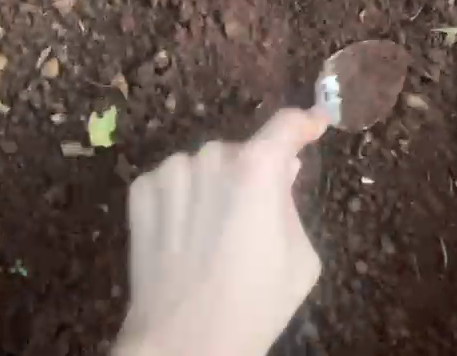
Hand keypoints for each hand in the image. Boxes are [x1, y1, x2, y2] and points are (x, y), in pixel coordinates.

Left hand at [115, 108, 327, 355]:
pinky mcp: (141, 189)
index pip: (285, 126)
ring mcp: (172, 170)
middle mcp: (212, 155)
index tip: (314, 123)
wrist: (185, 343)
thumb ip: (291, 205)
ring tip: (212, 238)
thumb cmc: (255, 304)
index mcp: (257, 168)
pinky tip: (182, 238)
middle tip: (252, 220)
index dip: (304, 123)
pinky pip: (170, 184)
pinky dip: (179, 201)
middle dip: (250, 176)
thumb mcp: (299, 259)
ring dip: (211, 187)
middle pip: (240, 155)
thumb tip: (282, 170)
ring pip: (202, 168)